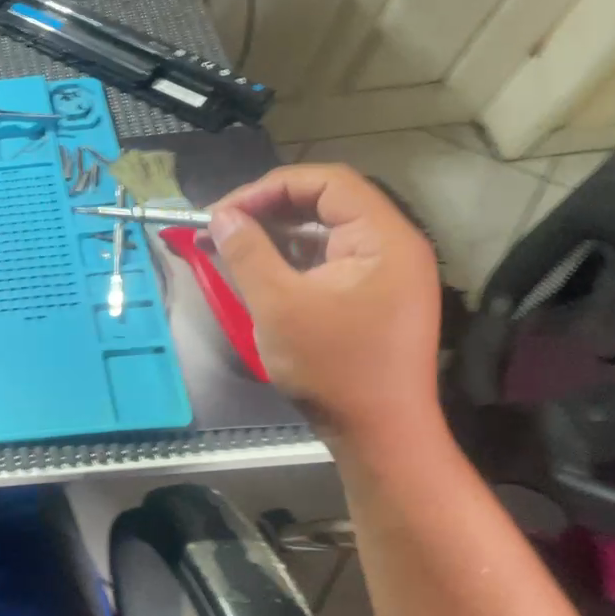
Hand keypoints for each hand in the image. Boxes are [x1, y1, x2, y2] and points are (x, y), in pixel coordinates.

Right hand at [204, 164, 441, 443]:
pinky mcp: (375, 296)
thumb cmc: (331, 366)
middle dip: (268, 209)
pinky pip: (330, 259)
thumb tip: (222, 216)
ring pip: (325, 232)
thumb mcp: (278, 305)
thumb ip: (247, 252)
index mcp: (383, 238)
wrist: (379, 433)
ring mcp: (386, 272)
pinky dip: (292, 259)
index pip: (327, 182)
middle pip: (327, 202)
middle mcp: (393, 245)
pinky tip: (259, 271)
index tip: (222, 211)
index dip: (269, 188)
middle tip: (221, 227)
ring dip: (276, 234)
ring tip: (230, 247)